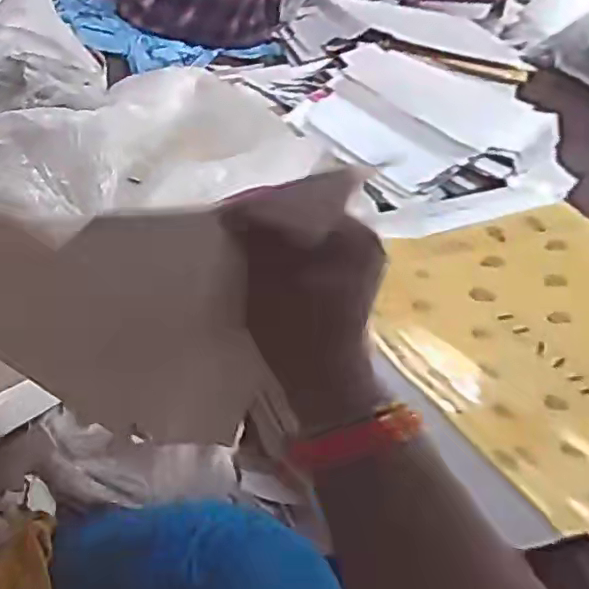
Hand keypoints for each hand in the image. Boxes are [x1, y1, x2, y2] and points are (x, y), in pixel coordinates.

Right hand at [223, 205, 388, 431]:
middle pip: (306, 214)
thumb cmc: (297, 335)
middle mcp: (362, 240)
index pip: (301, 202)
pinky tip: (258, 259)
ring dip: (273, 234)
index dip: (259, 205)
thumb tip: (239, 214)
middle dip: (266, 217)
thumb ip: (257, 243)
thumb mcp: (268, 284)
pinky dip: (283, 251)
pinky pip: (309, 250)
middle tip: (229, 224)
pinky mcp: (345, 279)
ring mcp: (356, 261)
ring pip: (306, 232)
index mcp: (351, 236)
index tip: (225, 213)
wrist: (324, 385)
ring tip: (239, 239)